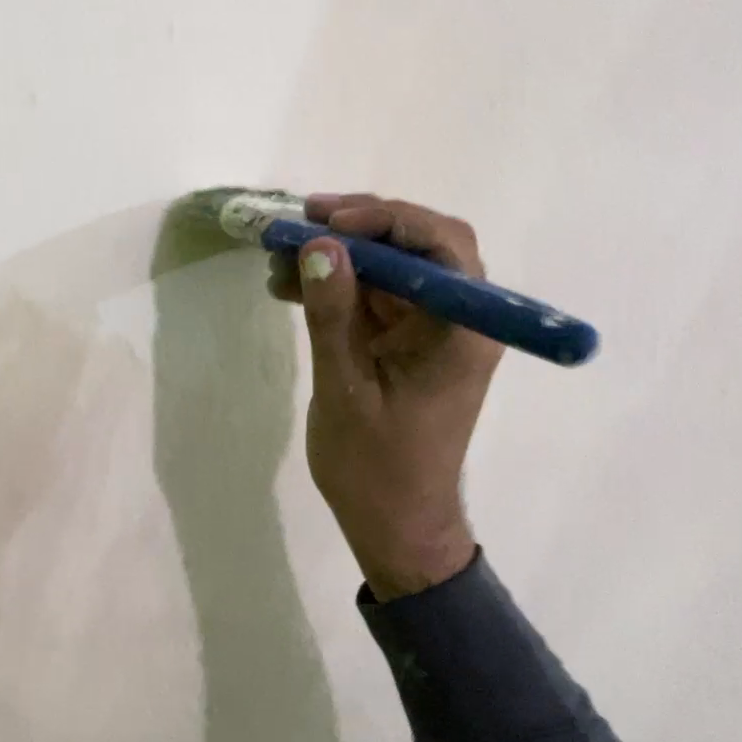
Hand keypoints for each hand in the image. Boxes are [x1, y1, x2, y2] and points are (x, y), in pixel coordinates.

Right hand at [270, 194, 500, 601]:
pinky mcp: (409, 349)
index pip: (438, 245)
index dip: (383, 219)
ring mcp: (433, 334)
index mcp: (461, 329)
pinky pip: (378, 304)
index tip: (324, 219)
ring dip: (340, 261)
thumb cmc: (375, 466)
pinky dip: (339, 292)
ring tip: (280, 258)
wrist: (395, 522)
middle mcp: (458, 320)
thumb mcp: (345, 388)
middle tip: (299, 223)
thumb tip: (318, 249)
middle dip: (358, 230)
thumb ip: (332, 316)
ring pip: (392, 274)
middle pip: (418, 249)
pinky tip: (293, 289)